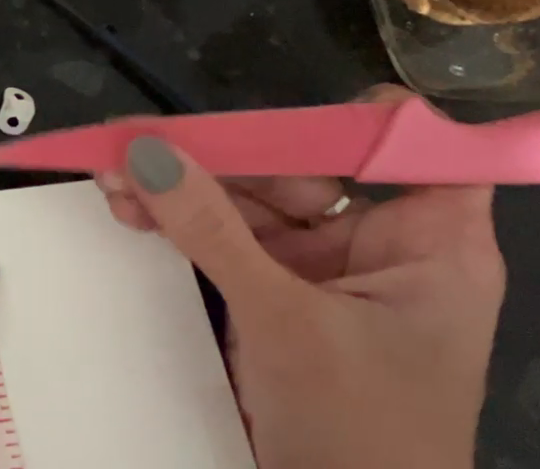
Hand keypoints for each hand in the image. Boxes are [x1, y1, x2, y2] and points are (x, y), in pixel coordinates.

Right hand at [99, 86, 505, 468]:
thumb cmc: (355, 430)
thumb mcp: (283, 322)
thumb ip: (212, 229)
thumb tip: (143, 150)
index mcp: (429, 246)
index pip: (420, 151)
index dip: (365, 119)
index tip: (283, 108)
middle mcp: (380, 246)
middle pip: (302, 166)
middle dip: (216, 155)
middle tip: (137, 140)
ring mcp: (324, 271)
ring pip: (251, 200)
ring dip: (181, 188)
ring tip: (110, 174)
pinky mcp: (278, 294)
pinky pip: (228, 238)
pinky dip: (179, 222)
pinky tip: (128, 208)